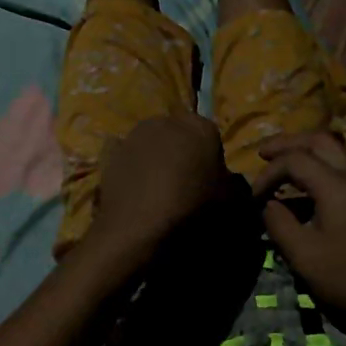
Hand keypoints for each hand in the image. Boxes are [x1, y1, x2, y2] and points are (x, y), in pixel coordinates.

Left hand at [95, 114, 230, 252]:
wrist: (140, 224)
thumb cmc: (193, 206)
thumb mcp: (230, 199)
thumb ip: (234, 184)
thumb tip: (229, 181)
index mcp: (201, 126)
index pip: (211, 135)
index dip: (210, 157)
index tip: (209, 179)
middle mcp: (167, 121)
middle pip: (179, 133)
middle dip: (182, 150)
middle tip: (184, 181)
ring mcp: (135, 134)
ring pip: (151, 141)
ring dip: (155, 156)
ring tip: (157, 187)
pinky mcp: (111, 151)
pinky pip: (125, 154)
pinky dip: (130, 164)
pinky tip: (134, 185)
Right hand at [252, 131, 345, 320]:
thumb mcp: (304, 255)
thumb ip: (279, 224)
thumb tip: (267, 204)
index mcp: (335, 185)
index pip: (294, 160)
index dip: (267, 173)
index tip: (253, 197)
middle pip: (319, 140)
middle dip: (288, 143)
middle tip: (263, 153)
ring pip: (339, 146)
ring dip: (311, 147)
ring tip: (289, 158)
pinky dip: (329, 158)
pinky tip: (319, 176)